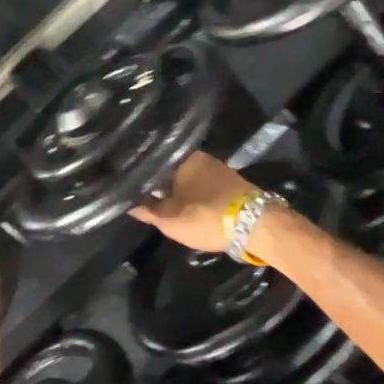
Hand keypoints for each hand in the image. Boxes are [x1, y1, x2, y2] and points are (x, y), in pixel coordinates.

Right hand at [129, 150, 258, 252]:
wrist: (256, 226)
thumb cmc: (205, 217)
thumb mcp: (169, 220)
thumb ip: (146, 210)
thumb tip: (127, 203)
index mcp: (183, 158)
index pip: (155, 163)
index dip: (143, 177)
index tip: (133, 188)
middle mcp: (202, 157)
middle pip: (175, 170)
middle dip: (164, 184)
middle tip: (151, 200)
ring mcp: (221, 170)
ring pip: (193, 179)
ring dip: (183, 191)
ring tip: (170, 206)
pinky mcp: (235, 184)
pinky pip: (208, 187)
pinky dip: (199, 196)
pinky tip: (194, 208)